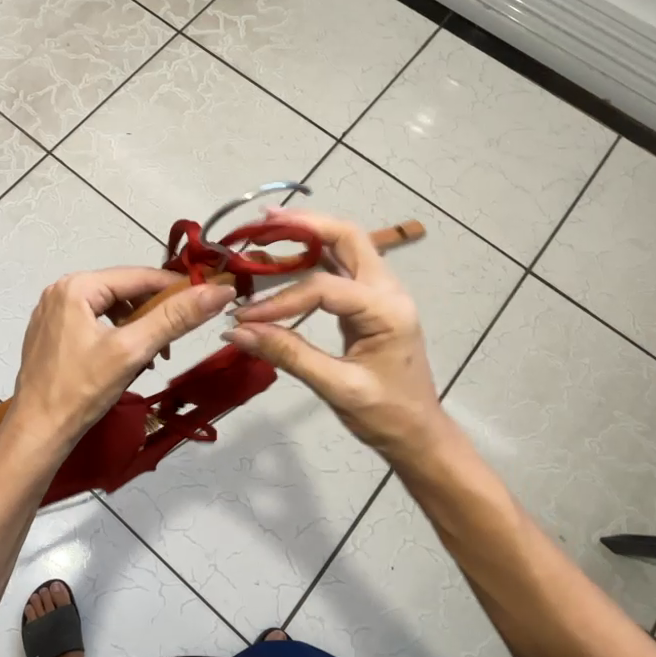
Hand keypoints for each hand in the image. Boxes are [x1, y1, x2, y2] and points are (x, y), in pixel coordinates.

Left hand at [6, 267, 235, 448]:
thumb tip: (219, 291)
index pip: (139, 275)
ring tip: (155, 355)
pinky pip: (93, 322)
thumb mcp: (132, 350)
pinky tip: (128, 359)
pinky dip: (117, 335)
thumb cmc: (81, 390)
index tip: (209, 300)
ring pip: (110, 307)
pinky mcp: (51, 333)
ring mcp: (52, 312)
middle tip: (177, 341)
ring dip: (138, 326)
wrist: (37, 432)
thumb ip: (175, 317)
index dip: (177, 287)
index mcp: (76, 285)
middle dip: (155, 312)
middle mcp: (61, 290)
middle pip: (124, 290)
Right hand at [221, 208, 443, 455]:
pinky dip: (314, 253)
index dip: (280, 299)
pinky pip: (342, 264)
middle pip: (348, 236)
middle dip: (305, 224)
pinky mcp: (370, 301)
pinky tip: (287, 254)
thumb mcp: (337, 388)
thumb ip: (288, 354)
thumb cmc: (386, 415)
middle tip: (263, 222)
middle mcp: (388, 290)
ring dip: (309, 232)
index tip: (243, 317)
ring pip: (346, 244)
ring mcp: (382, 292)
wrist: (419, 435)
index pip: (324, 287)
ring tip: (269, 228)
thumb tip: (236, 332)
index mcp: (386, 311)